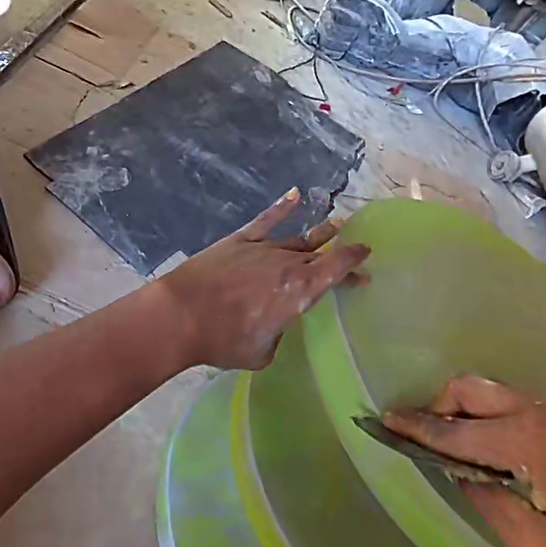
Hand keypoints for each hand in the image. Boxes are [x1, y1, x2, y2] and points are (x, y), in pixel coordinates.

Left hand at [152, 188, 368, 370]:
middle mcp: (286, 264)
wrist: (180, 315)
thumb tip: (273, 322)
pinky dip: (281, 206)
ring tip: (335, 225)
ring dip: (318, 233)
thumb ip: (276, 333)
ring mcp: (262, 248)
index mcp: (299, 292)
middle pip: (320, 255)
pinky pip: (265, 220)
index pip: (336, 270)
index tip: (366, 257)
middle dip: (340, 254)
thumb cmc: (222, 340)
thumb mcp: (262, 351)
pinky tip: (295, 194)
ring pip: (297, 239)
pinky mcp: (238, 241)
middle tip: (354, 251)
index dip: (353, 263)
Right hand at [384, 375, 545, 546]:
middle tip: (420, 436)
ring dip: (472, 411)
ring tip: (459, 446)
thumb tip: (462, 475)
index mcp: (535, 443)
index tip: (381, 419)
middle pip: (475, 390)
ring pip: (504, 395)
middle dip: (440, 406)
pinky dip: (504, 418)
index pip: (456, 431)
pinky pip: (533, 408)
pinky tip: (510, 452)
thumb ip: (494, 506)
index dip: (415, 427)